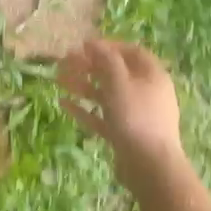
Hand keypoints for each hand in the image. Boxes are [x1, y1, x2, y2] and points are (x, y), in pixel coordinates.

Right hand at [59, 38, 185, 187]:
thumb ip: (105, 59)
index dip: (108, 45)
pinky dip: (85, 109)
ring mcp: (136, 115)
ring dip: (82, 85)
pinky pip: (102, 116)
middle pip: (115, 73)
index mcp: (152, 76)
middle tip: (64, 62)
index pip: (131, 52)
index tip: (84, 46)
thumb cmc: (136, 116)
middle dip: (88, 66)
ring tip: (58, 81)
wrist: (151, 168)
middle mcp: (146, 93)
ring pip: (106, 94)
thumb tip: (92, 42)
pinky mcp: (125, 134)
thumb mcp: (119, 81)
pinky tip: (63, 104)